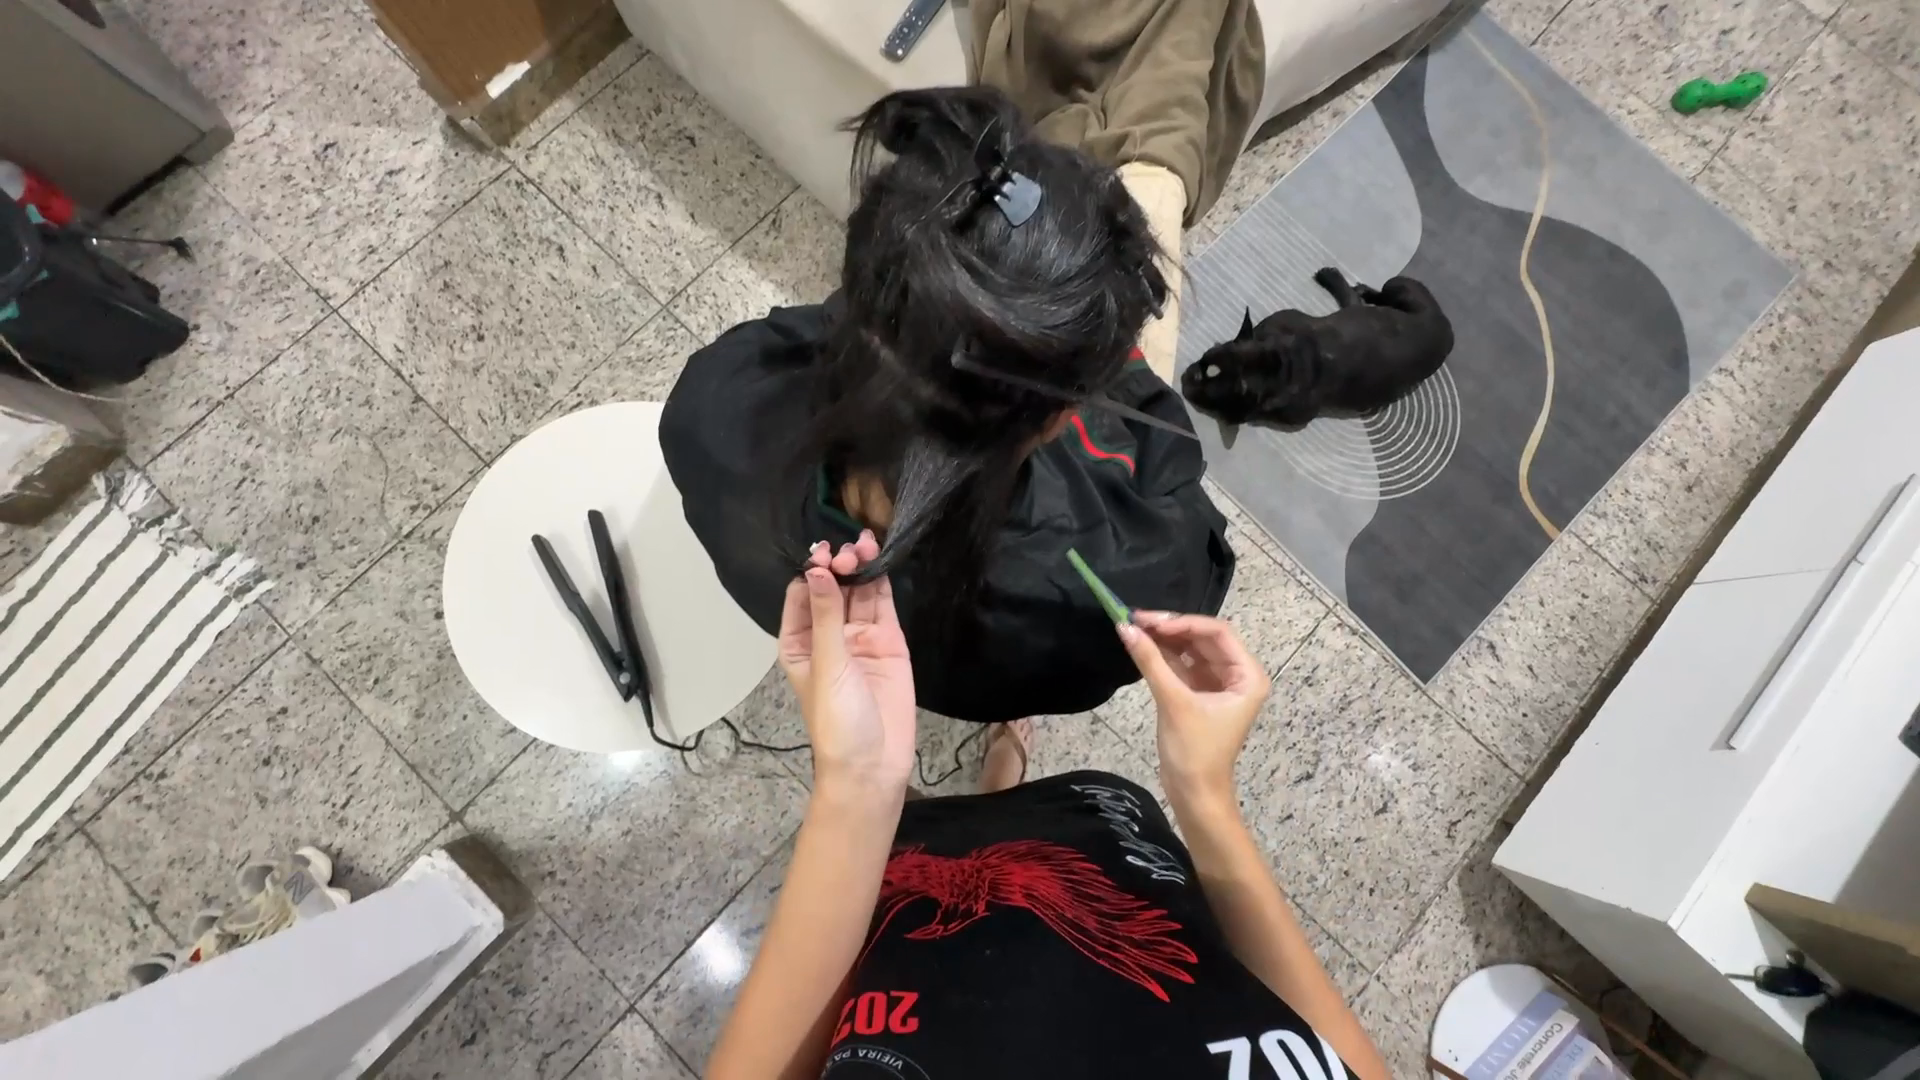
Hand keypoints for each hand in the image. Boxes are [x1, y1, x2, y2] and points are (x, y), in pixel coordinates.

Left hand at [777, 531, 916, 804]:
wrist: (874, 766)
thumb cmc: (836, 720)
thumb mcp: (827, 665)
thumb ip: (826, 616)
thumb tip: (815, 570)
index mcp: (800, 641)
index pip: (802, 594)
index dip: (811, 572)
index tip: (822, 554)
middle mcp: (829, 634)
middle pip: (833, 588)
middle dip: (839, 565)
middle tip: (849, 554)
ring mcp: (861, 637)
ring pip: (860, 591)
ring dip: (861, 567)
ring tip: (866, 544)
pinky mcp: (890, 641)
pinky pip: (884, 605)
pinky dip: (883, 581)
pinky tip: (881, 558)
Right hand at [1116, 612, 1269, 808]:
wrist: (1194, 794)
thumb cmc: (1195, 751)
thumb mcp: (1173, 702)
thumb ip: (1150, 661)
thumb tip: (1125, 627)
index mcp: (1247, 676)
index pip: (1217, 633)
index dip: (1183, 622)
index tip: (1150, 622)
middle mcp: (1237, 675)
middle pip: (1204, 638)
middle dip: (1171, 627)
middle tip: (1136, 620)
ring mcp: (1218, 684)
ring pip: (1191, 649)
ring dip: (1165, 639)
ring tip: (1134, 629)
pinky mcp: (1199, 693)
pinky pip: (1182, 665)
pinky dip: (1163, 655)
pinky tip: (1141, 646)